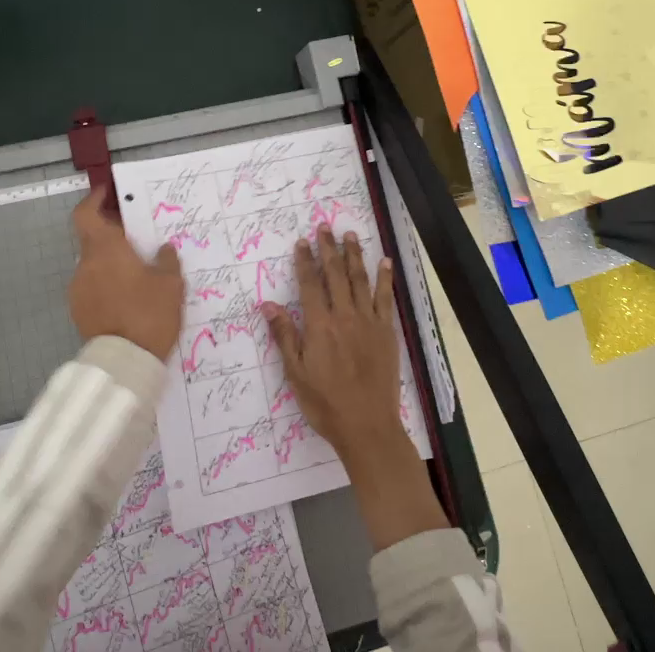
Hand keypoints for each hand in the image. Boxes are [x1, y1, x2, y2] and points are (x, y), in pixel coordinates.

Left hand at [68, 188, 184, 360]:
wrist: (125, 361)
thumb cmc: (149, 313)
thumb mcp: (170, 284)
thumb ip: (167, 261)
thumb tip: (163, 249)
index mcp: (105, 249)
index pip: (86, 213)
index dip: (94, 200)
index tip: (107, 193)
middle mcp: (86, 264)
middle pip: (93, 239)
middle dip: (112, 235)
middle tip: (137, 239)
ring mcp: (79, 289)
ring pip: (94, 265)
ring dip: (111, 263)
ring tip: (137, 273)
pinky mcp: (79, 311)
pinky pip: (93, 287)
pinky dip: (107, 284)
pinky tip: (128, 297)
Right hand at [261, 226, 405, 462]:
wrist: (367, 425)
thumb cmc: (325, 403)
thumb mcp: (295, 373)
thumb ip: (284, 335)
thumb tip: (268, 305)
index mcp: (319, 326)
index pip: (309, 285)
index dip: (304, 261)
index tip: (302, 242)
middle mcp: (344, 316)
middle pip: (335, 275)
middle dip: (328, 249)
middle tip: (324, 227)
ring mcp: (368, 322)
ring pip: (360, 280)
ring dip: (354, 255)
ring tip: (349, 235)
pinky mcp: (387, 332)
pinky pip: (385, 298)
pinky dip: (385, 278)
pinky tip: (384, 262)